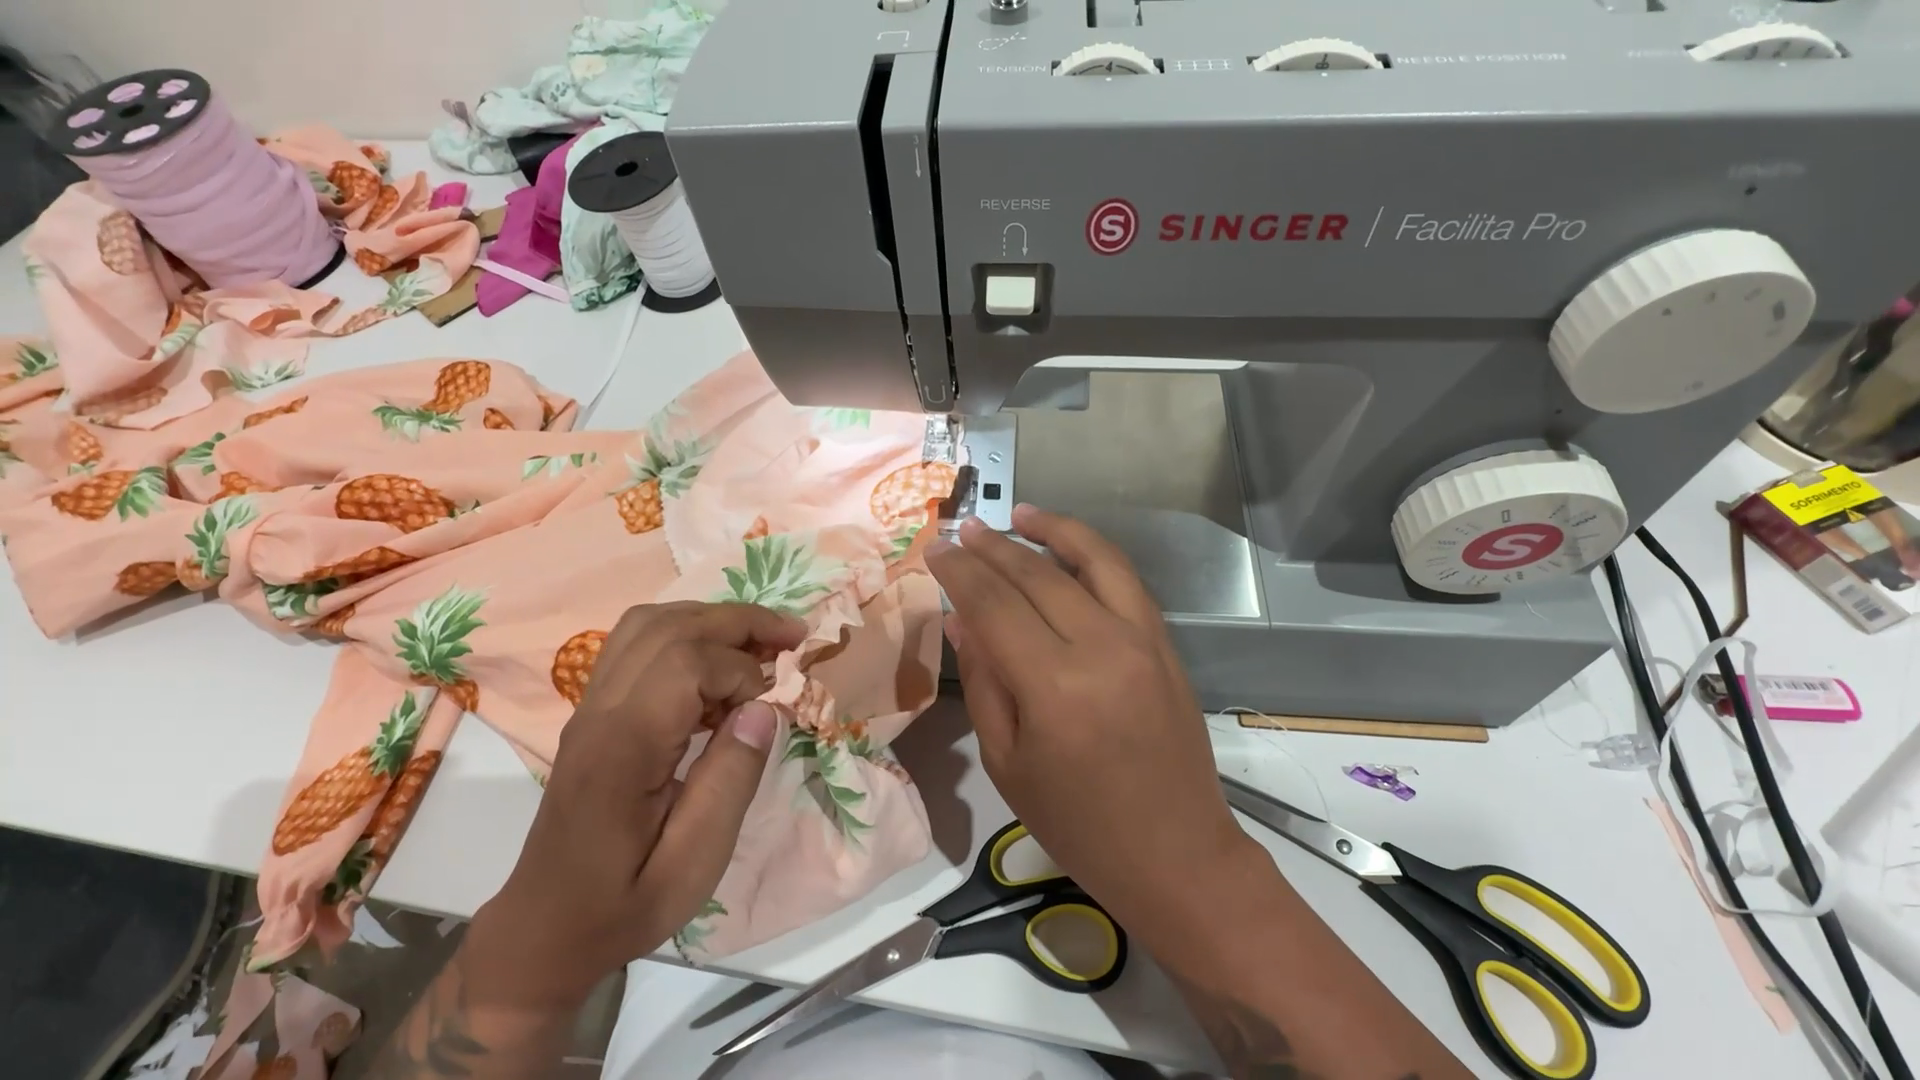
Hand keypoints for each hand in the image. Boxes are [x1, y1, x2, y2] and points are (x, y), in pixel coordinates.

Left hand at [471, 601, 804, 1003]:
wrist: (545, 928)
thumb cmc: (622, 906)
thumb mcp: (692, 866)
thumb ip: (730, 783)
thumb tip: (763, 708)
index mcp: (623, 747)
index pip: (686, 663)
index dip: (741, 670)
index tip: (771, 708)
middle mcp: (599, 711)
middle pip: (669, 626)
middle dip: (738, 621)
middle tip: (793, 636)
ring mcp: (589, 706)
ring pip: (648, 624)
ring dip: (710, 621)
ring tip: (760, 643)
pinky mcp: (592, 713)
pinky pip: (636, 645)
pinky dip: (686, 637)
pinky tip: (717, 668)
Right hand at [925, 506, 1253, 934]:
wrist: (1176, 854)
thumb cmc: (1078, 824)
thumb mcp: (1007, 763)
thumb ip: (983, 682)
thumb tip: (960, 618)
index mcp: (1054, 686)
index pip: (995, 605)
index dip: (960, 572)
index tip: (936, 549)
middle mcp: (1102, 647)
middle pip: (1038, 576)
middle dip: (994, 547)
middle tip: (962, 529)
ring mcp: (1143, 640)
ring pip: (1093, 561)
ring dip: (1052, 530)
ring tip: (1017, 513)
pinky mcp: (1166, 645)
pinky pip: (1125, 582)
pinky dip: (1093, 554)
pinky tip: (1067, 547)